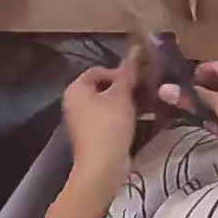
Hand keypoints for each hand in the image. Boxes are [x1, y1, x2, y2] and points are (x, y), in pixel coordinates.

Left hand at [62, 54, 138, 190]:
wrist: (102, 165)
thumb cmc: (109, 125)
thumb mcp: (121, 96)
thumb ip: (127, 74)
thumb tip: (134, 52)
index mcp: (75, 89)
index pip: (98, 70)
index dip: (118, 72)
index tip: (136, 80)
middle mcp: (74, 103)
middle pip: (102, 87)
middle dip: (123, 88)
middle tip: (142, 91)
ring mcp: (81, 121)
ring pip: (106, 104)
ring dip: (124, 103)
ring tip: (144, 104)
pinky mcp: (91, 135)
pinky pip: (106, 119)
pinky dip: (120, 117)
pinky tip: (137, 119)